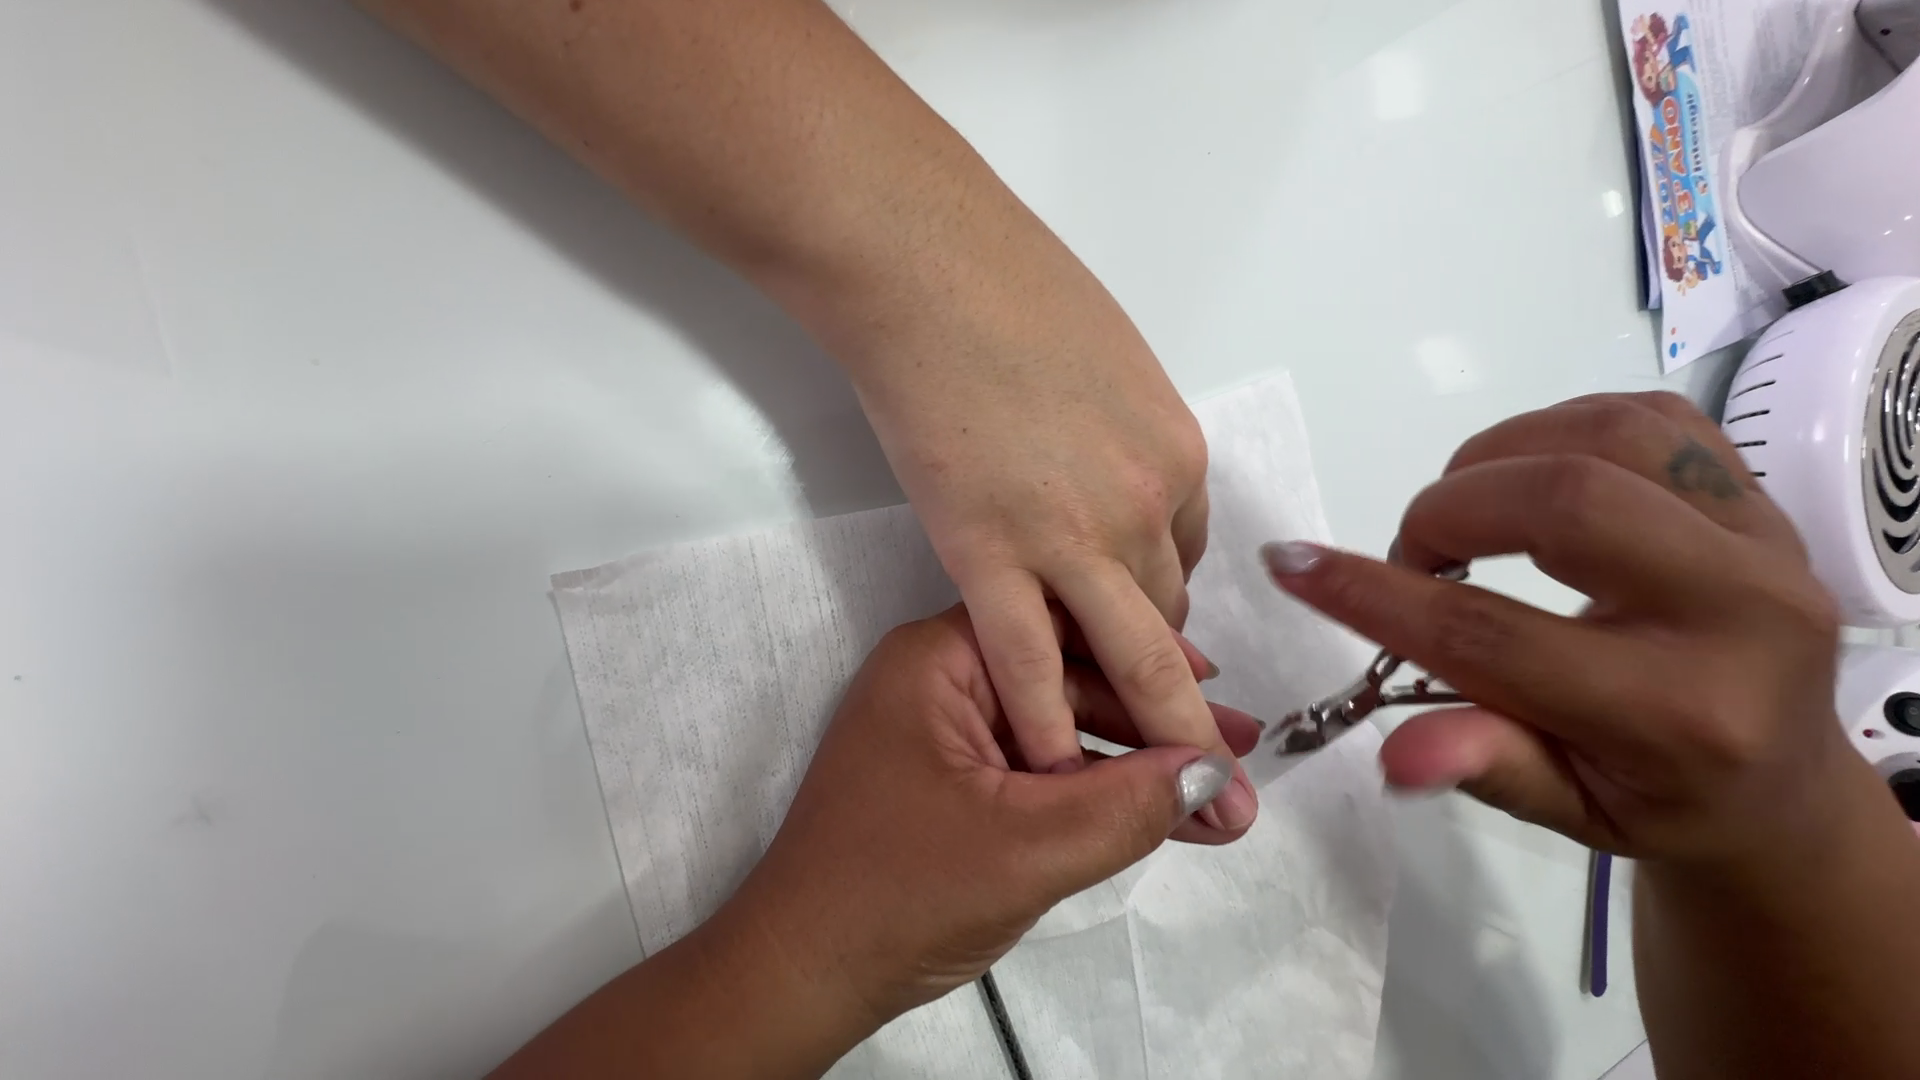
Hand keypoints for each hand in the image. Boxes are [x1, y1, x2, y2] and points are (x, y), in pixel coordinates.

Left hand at [721, 606, 1258, 1028]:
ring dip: (1133, 763)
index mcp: (943, 658)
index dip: (1139, 647)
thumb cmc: (902, 891)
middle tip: (1240, 743)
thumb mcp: (1025, 847)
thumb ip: (1127, 807)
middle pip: (1067, 679)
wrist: (805, 972)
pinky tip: (1158, 810)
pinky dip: (1095, 790)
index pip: (1058, 625)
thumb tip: (1218, 772)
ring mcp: (949, 731)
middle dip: (1153, 720)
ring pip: (1060, 728)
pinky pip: (1039, 767)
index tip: (1211, 676)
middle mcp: (945, 678)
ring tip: (1219, 787)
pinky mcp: (957, 779)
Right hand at [837, 239, 1254, 830]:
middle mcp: (1143, 502)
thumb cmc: (1006, 285)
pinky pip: (1032, 659)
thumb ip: (1117, 429)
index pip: (1180, 552)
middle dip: (1189, 696)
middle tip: (1214, 760)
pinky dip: (1050, 723)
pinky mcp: (987, 552)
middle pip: (1167, 614)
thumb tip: (1098, 469)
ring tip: (1170, 796)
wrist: (924, 262)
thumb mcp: (1101, 353)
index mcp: (1172, 448)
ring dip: (1148, 728)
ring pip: (1129, 654)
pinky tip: (1058, 773)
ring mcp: (1071, 534)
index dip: (1157, 596)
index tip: (1137, 624)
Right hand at [1263, 392, 1860, 870]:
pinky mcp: (1759, 491)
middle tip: (1416, 557)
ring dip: (1494, 460)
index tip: (1290, 565)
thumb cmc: (1652, 794)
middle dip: (1446, 513)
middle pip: (1565, 503)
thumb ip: (1483, 766)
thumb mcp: (1564, 805)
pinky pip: (1643, 415)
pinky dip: (1552, 430)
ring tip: (1462, 514)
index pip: (1489, 636)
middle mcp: (1740, 611)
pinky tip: (1521, 477)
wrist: (1778, 770)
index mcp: (1678, 713)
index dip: (1371, 596)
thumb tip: (1394, 755)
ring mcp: (1763, 536)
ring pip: (1603, 437)